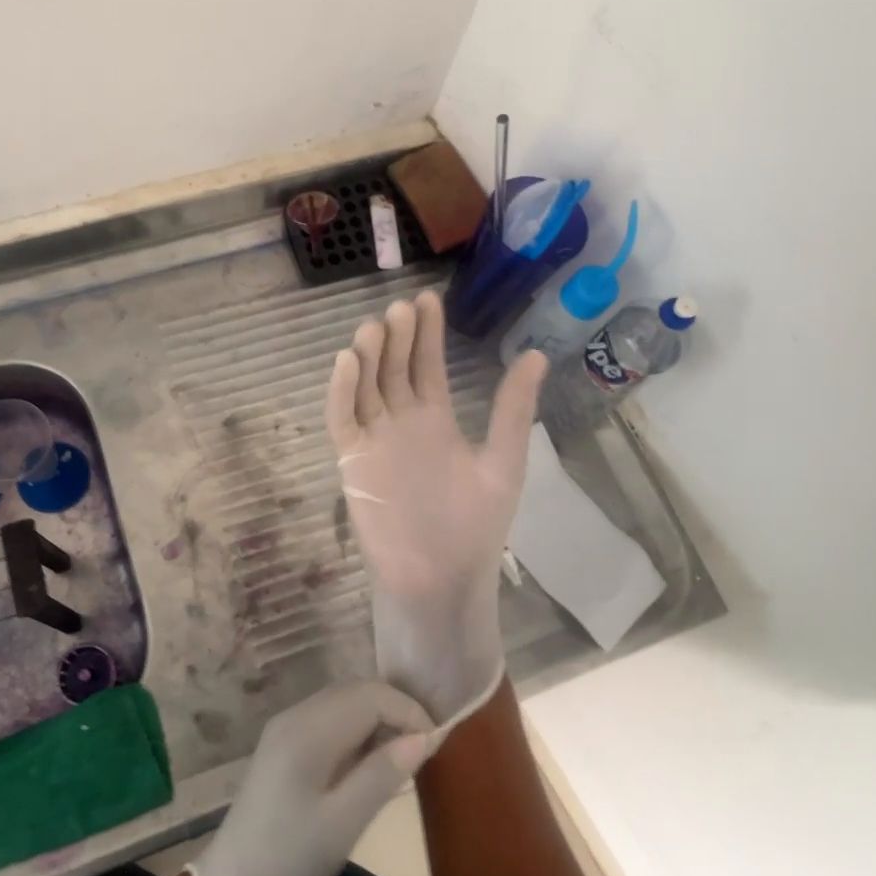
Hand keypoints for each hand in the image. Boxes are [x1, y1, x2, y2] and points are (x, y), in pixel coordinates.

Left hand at [189, 682, 432, 875]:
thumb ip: (382, 775)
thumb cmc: (290, 855)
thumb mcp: (343, 823)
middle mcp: (295, 715)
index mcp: (307, 730)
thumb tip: (424, 737)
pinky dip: (358, 729)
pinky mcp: (284, 743)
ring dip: (378, 718)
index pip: (370, 695)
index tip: (436, 745)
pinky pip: (330, 718)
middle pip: (356, 691)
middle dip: (396, 710)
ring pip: (344, 702)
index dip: (409, 711)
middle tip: (424, 750)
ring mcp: (286, 727)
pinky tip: (369, 762)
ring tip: (402, 758)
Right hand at [324, 291, 546, 724]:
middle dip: (396, 337)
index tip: (427, 299)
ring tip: (375, 328)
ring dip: (368, 357)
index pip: (427, 366)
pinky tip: (348, 362)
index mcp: (437, 420)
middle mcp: (402, 422)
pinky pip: (342, 418)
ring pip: (365, 386)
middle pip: (393, 368)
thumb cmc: (474, 525)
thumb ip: (511, 409)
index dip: (426, 334)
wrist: (442, 577)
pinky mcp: (352, 460)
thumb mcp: (502, 462)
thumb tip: (535, 355)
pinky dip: (341, 390)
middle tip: (400, 308)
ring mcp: (374, 440)